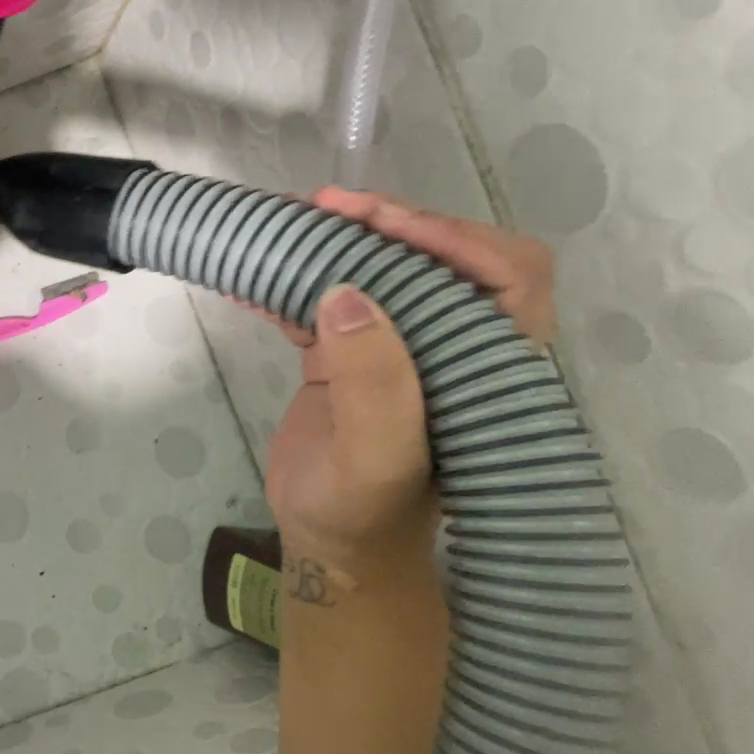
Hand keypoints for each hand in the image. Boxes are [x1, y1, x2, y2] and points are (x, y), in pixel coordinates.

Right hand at [262, 189, 556, 583]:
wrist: (331, 545)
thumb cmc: (362, 510)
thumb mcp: (375, 455)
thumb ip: (374, 379)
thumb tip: (345, 291)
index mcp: (489, 366)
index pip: (504, 273)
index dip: (450, 236)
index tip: (376, 223)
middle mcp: (452, 347)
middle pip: (438, 260)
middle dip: (385, 226)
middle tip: (321, 209)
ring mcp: (397, 351)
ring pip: (379, 275)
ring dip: (334, 247)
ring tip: (282, 228)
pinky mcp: (348, 360)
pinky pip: (324, 306)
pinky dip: (289, 286)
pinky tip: (248, 279)